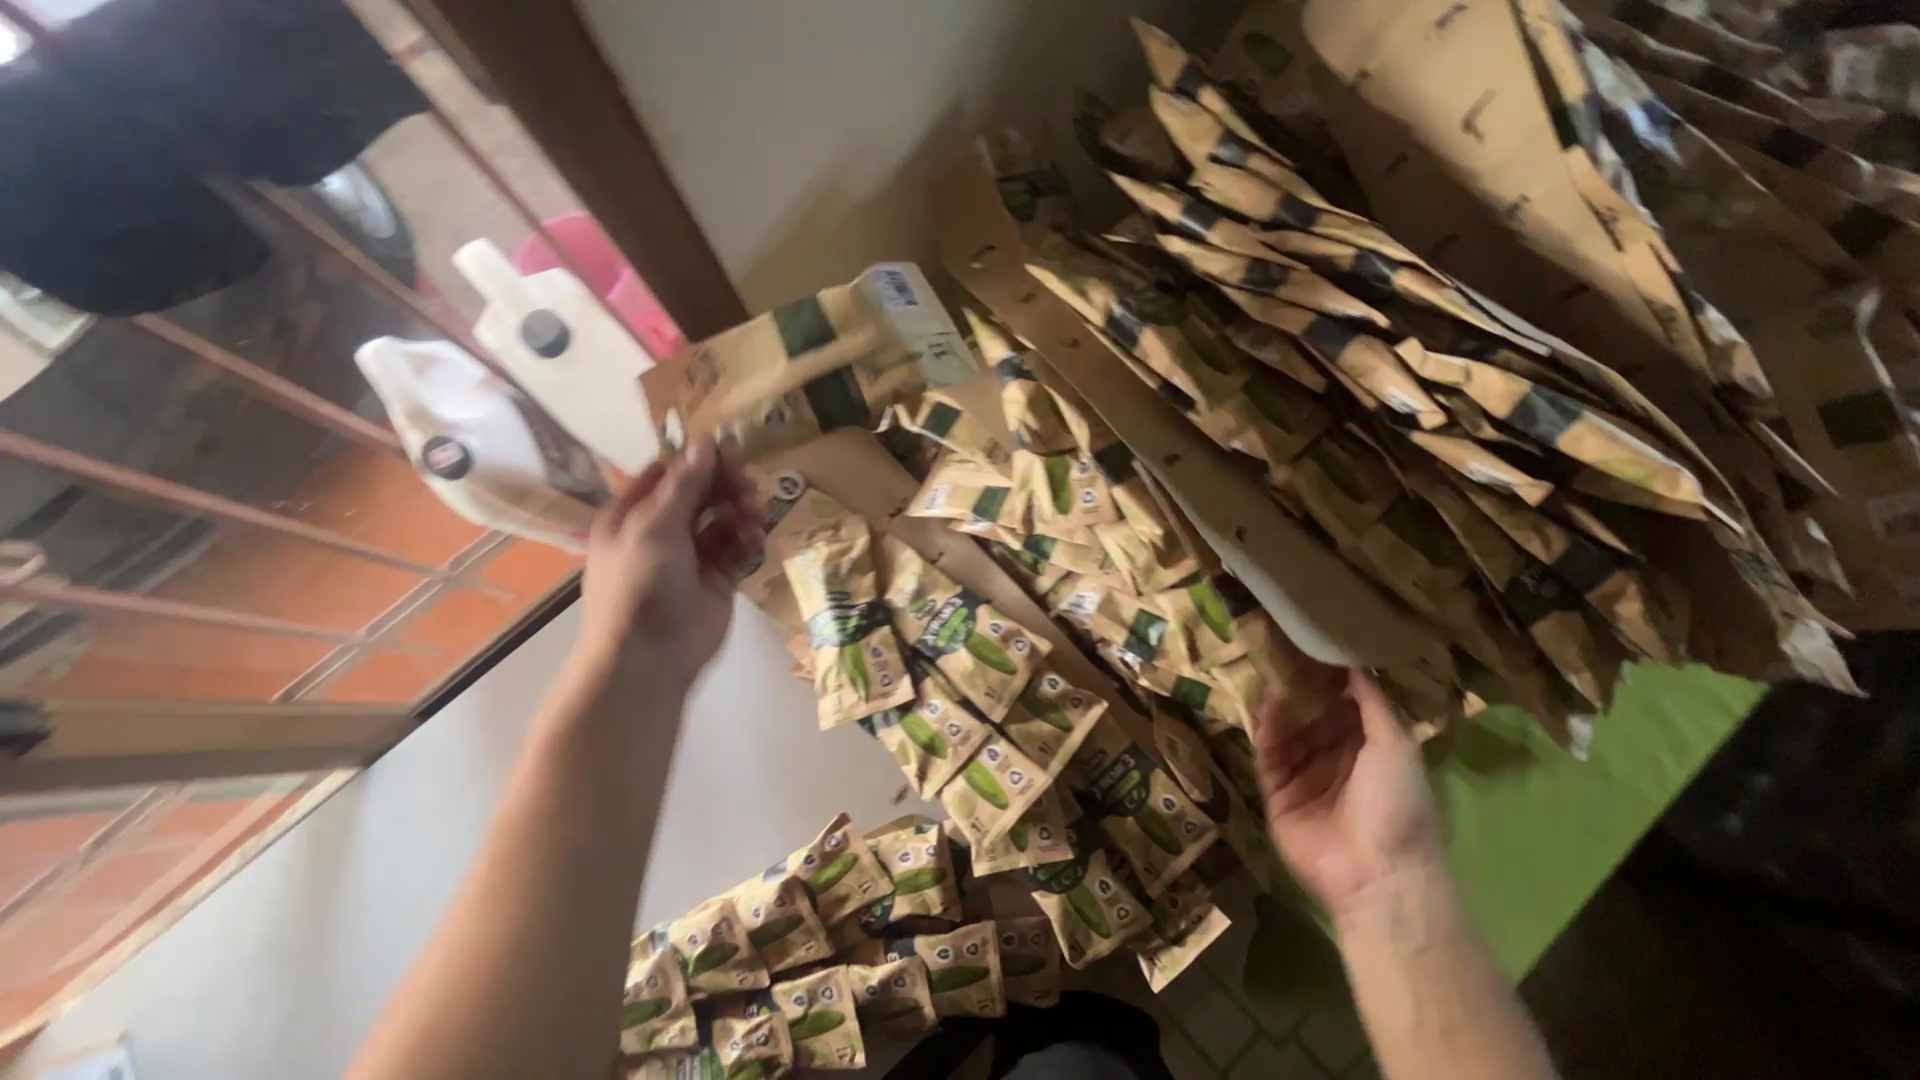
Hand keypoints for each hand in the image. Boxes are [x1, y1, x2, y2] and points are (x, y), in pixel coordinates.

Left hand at [574, 437, 761, 698]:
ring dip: (740, 511)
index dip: (698, 460)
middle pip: (699, 493)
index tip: (730, 454)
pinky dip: (747, 538)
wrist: (649, 656)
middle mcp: (660, 530)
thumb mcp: (656, 526)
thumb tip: (705, 441)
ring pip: (721, 518)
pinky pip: (735, 547)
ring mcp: (690, 556)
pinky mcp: (716, 578)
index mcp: (632, 514)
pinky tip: (755, 538)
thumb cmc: (640, 584)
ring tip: (753, 517)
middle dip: (726, 485)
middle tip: (749, 486)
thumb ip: (685, 484)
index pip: (668, 473)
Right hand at [1254, 669, 1441, 916]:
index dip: (1332, 681)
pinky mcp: (1278, 795)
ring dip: (1281, 708)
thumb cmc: (1398, 804)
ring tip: (1272, 677)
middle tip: (1285, 655)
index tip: (1316, 649)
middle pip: (1312, 718)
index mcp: (1370, 751)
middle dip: (1301, 690)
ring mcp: (1305, 778)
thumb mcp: (1396, 745)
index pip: (1345, 708)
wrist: (1377, 872)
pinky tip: (1265, 709)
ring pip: (1287, 734)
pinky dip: (1266, 733)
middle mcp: (1336, 761)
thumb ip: (1373, 703)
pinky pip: (1269, 758)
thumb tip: (1355, 663)